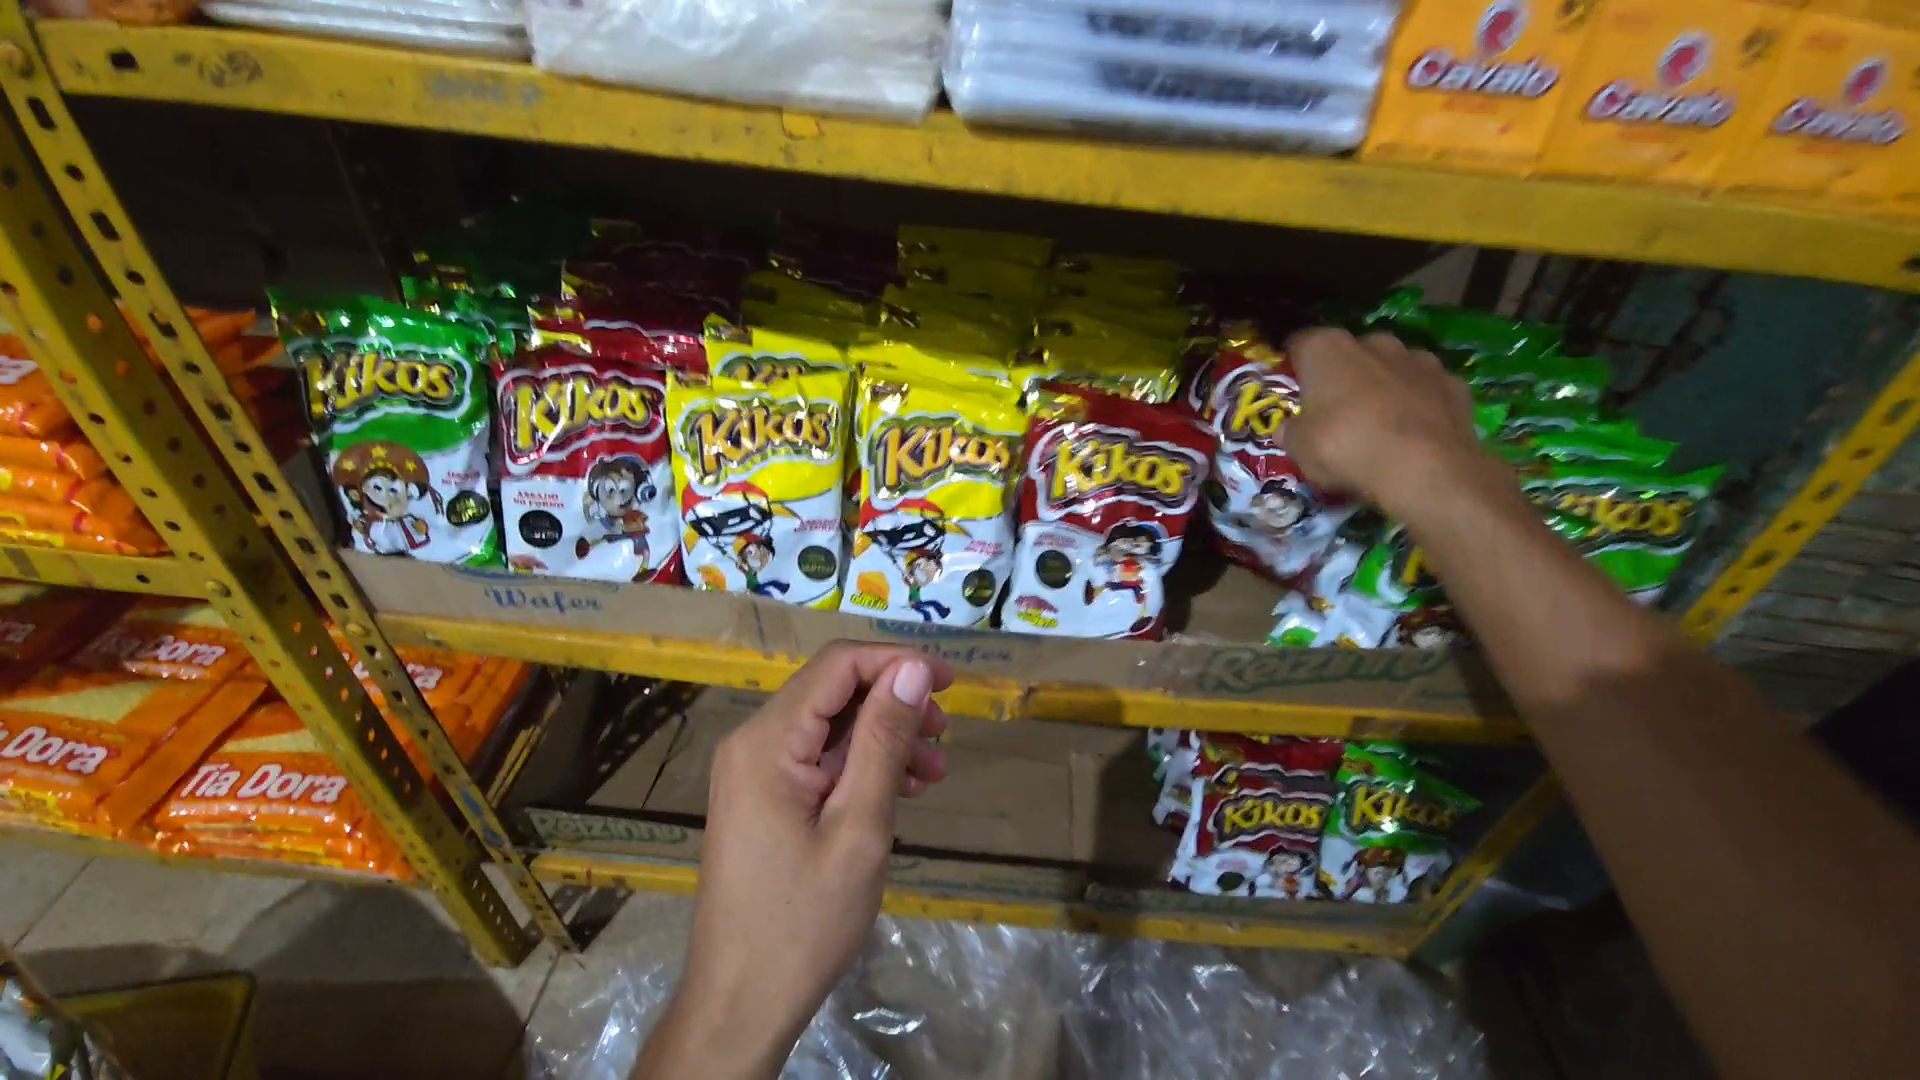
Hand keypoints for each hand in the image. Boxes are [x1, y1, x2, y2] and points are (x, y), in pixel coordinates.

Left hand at [634, 642, 952, 1079]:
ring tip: (934, 772)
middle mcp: (753, 742)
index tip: (949, 682)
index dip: (896, 661)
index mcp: (767, 740)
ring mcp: (754, 771)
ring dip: (884, 737)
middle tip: (944, 734)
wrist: (741, 1002)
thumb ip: (884, 741)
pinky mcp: (762, 797)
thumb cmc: (804, 920)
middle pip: (833, 691)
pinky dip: (861, 765)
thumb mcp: (859, 827)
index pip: (838, 665)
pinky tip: (902, 791)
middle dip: (893, 702)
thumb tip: (912, 669)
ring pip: (830, 725)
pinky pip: (818, 759)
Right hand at [1282, 327, 1488, 519]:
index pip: (1300, 344)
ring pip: (1392, 367)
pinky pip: (1426, 390)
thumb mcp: (1299, 448)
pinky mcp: (1453, 383)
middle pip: (1349, 353)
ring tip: (1376, 423)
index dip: (1293, 367)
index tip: (1291, 391)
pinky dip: (1418, 404)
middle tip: (1333, 411)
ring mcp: (1419, 360)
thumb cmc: (1346, 448)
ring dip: (1382, 386)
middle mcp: (1374, 342)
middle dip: (1341, 375)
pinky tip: (1413, 432)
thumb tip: (1288, 429)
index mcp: (1327, 349)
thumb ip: (1291, 432)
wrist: (1425, 469)